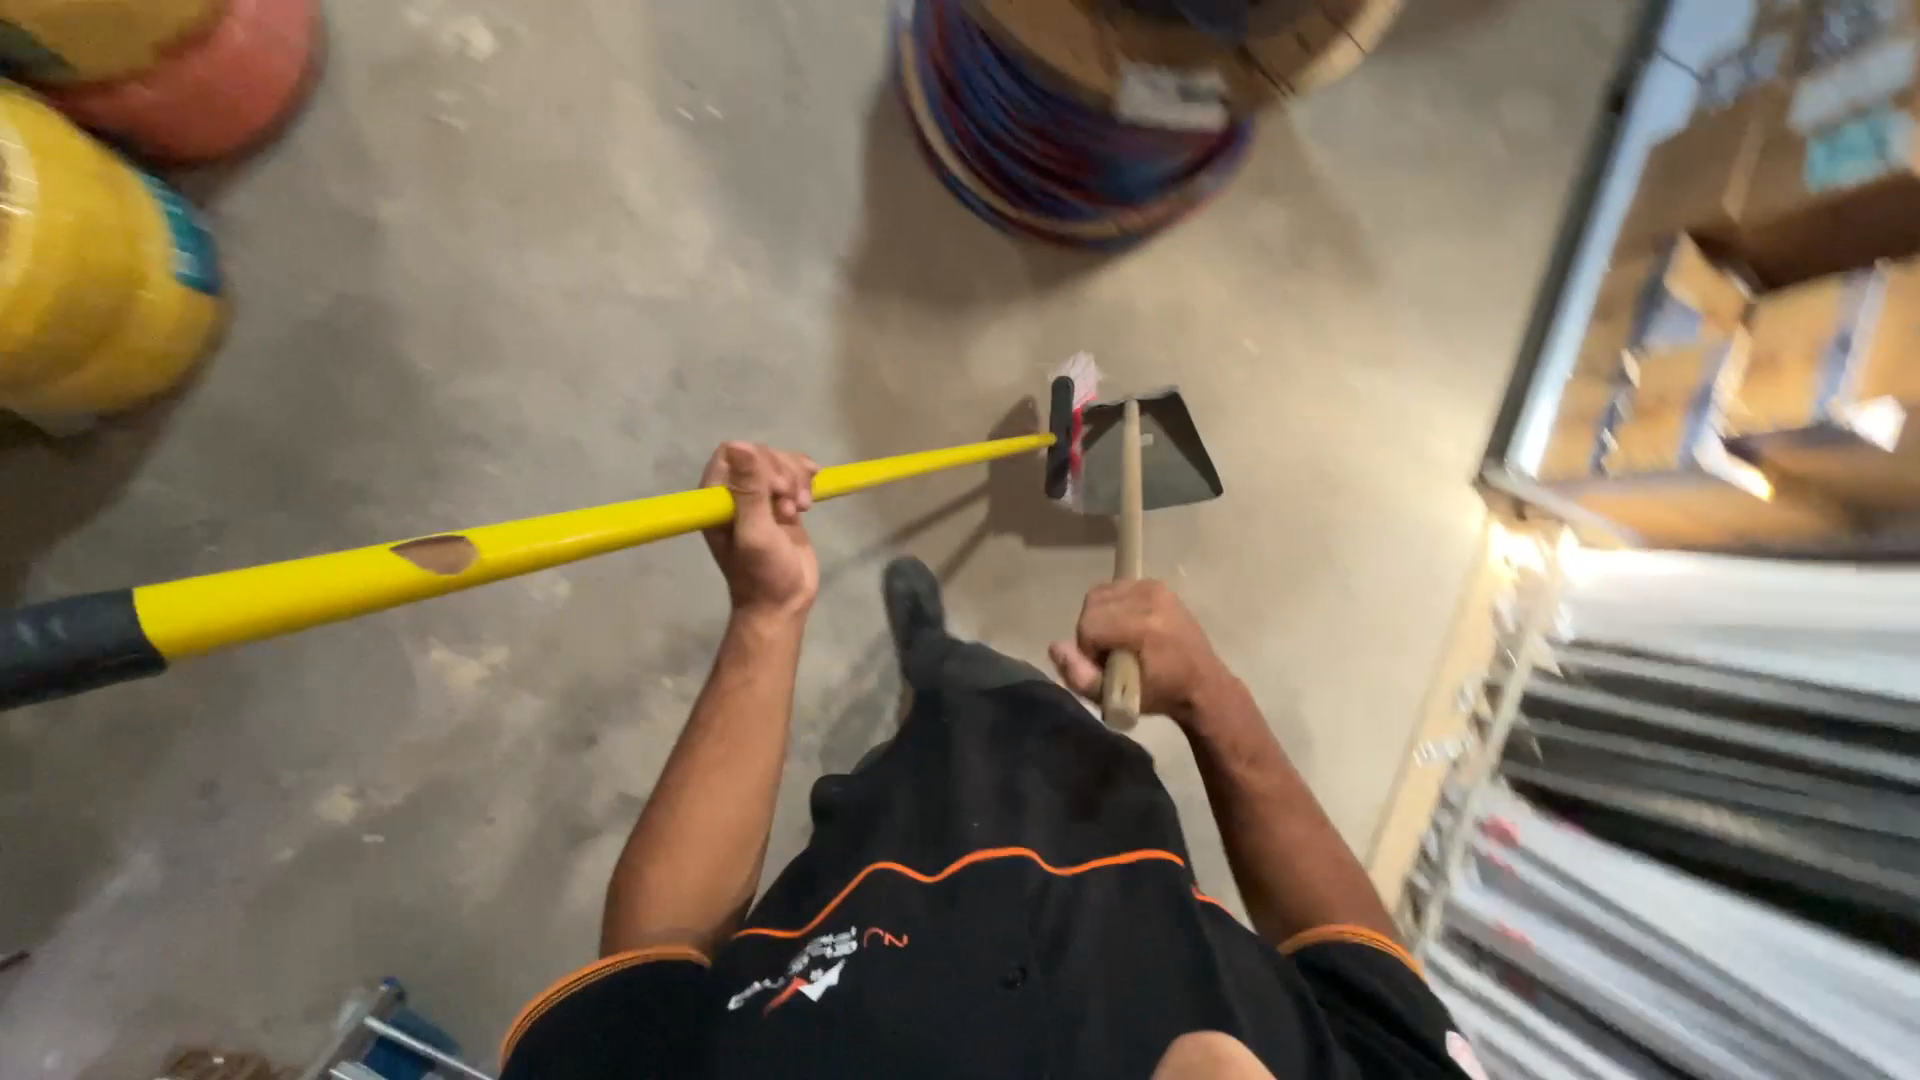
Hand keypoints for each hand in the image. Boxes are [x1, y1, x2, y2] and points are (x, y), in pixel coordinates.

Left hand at [701, 442, 819, 618]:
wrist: (784, 603)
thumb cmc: (763, 574)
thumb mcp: (755, 533)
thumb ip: (749, 491)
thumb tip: (742, 445)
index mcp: (716, 497)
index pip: (732, 452)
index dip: (759, 462)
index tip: (778, 488)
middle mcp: (734, 493)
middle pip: (761, 455)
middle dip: (784, 474)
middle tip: (792, 506)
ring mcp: (760, 498)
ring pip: (780, 463)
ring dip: (797, 479)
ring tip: (802, 508)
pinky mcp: (782, 504)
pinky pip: (793, 475)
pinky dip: (806, 479)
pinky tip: (812, 495)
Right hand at [1049, 580, 1233, 720]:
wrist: (1203, 683)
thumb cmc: (1160, 694)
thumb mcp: (1115, 698)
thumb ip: (1080, 675)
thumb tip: (1055, 646)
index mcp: (1144, 626)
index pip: (1089, 625)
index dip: (1088, 650)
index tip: (1105, 667)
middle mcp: (1149, 598)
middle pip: (1091, 605)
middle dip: (1091, 631)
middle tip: (1108, 654)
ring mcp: (1154, 588)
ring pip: (1100, 594)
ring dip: (1099, 618)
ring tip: (1116, 639)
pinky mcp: (1156, 585)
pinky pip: (1115, 589)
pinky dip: (1111, 607)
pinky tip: (1125, 627)